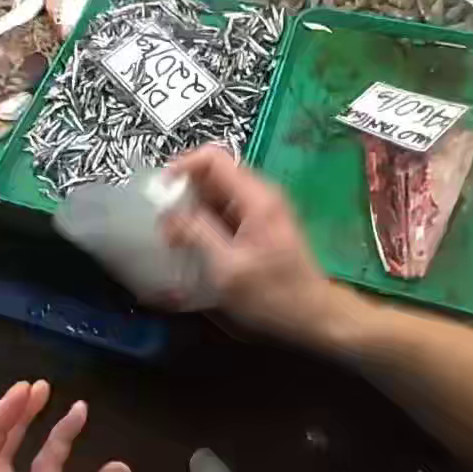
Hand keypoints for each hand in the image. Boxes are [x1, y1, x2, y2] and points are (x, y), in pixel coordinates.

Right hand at [162, 145, 353, 344]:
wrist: (311, 314)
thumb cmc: (273, 295)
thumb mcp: (228, 268)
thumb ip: (197, 234)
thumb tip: (169, 214)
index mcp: (256, 198)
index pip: (213, 157)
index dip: (182, 167)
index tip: (161, 193)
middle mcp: (260, 195)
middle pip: (213, 173)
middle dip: (184, 193)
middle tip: (166, 223)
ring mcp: (261, 208)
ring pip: (217, 193)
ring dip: (193, 210)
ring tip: (175, 238)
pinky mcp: (258, 224)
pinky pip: (225, 210)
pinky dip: (205, 221)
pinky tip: (194, 245)